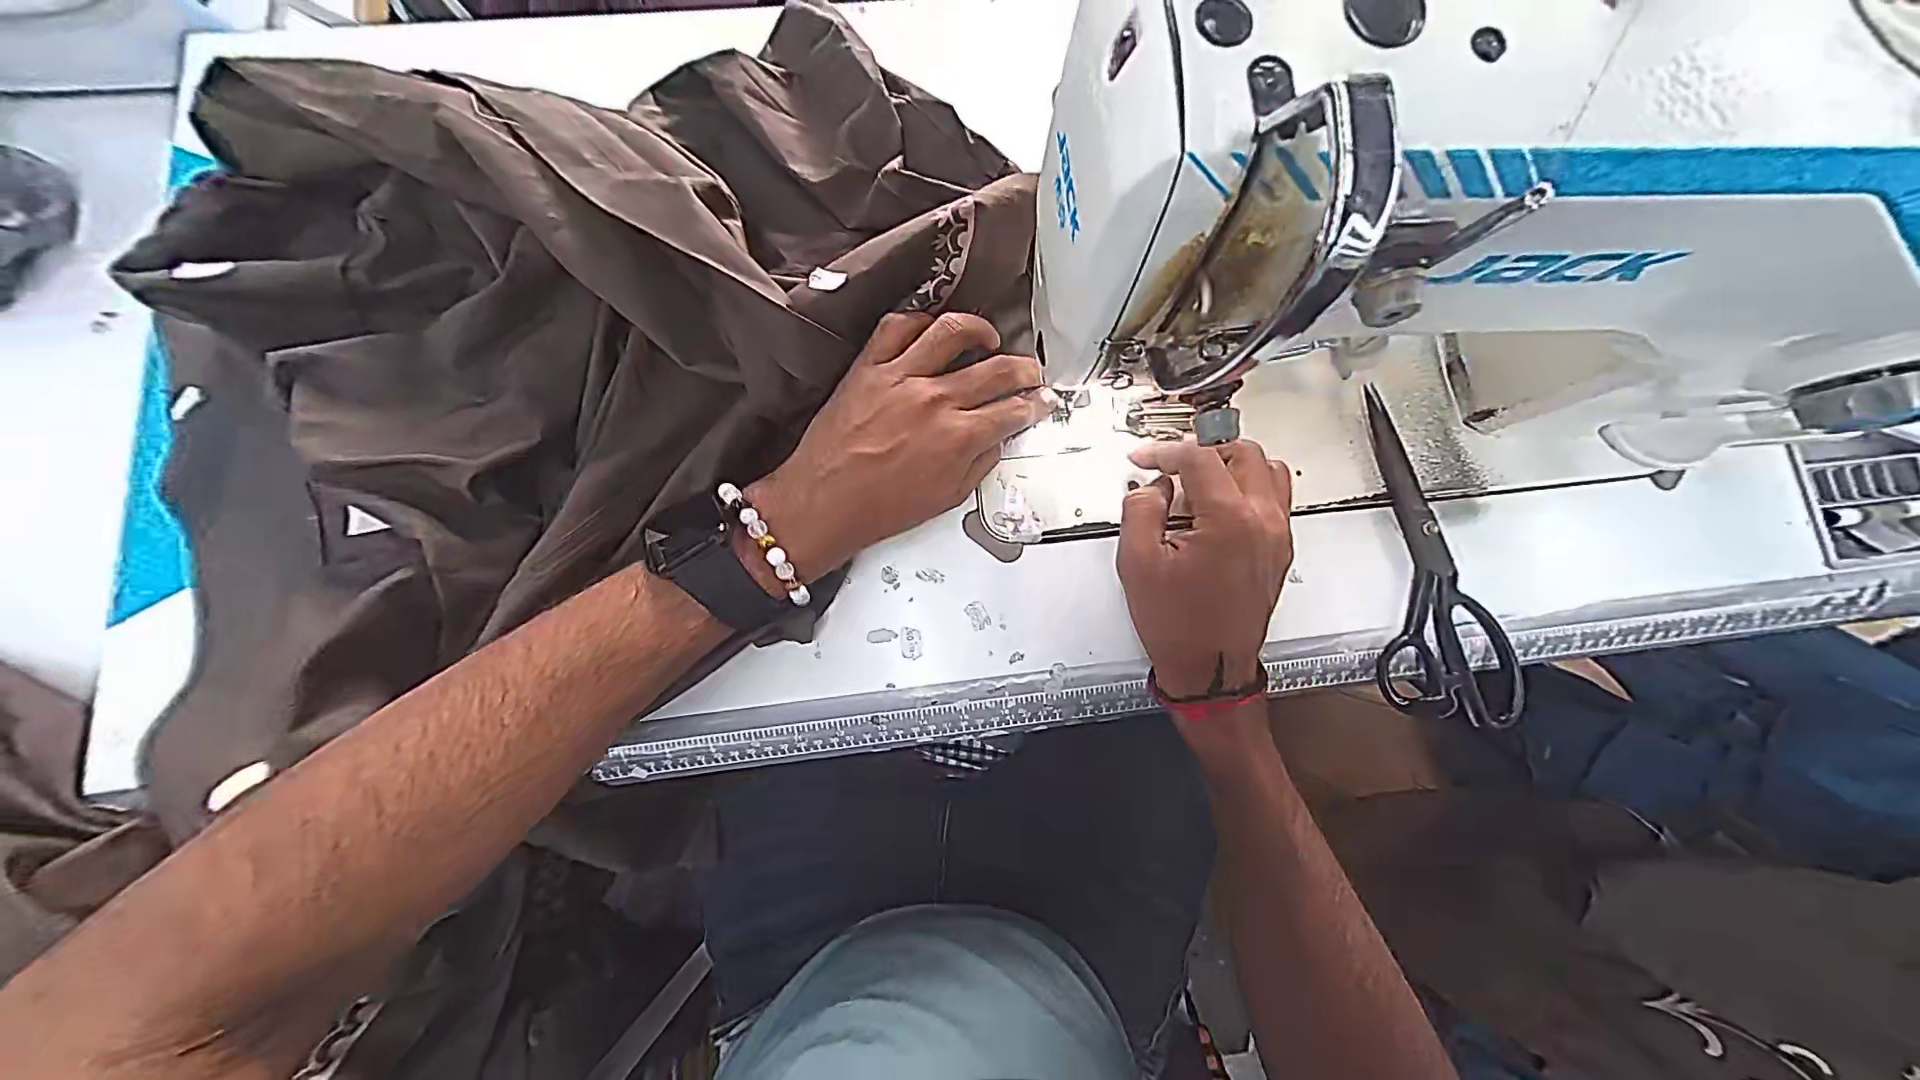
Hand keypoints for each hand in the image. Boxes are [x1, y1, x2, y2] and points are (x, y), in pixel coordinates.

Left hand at [740, 312, 1049, 589]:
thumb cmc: (877, 508)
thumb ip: (979, 463)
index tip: (1041, 401)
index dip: (1036, 404)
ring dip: (980, 330)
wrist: (823, 503)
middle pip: (996, 369)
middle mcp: (934, 401)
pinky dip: (920, 321)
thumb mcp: (946, 497)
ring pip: (952, 332)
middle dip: (1024, 369)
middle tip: (1029, 371)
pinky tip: (931, 330)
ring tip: (988, 338)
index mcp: (958, 438)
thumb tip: (997, 438)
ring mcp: (900, 379)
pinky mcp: (868, 369)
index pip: (1013, 409)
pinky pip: (897, 327)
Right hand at [1118, 439, 1293, 699]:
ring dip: (1230, 465)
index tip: (1147, 458)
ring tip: (1197, 483)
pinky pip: (1273, 498)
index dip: (1165, 451)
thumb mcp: (1136, 562)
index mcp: (1230, 521)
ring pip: (1266, 469)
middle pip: (1241, 452)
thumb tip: (1152, 486)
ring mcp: (1277, 536)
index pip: (1200, 458)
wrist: (1209, 667)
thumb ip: (1140, 509)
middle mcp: (1263, 523)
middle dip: (1201, 452)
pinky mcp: (1279, 550)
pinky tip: (1217, 507)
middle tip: (1171, 467)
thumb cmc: (1180, 626)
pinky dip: (1247, 488)